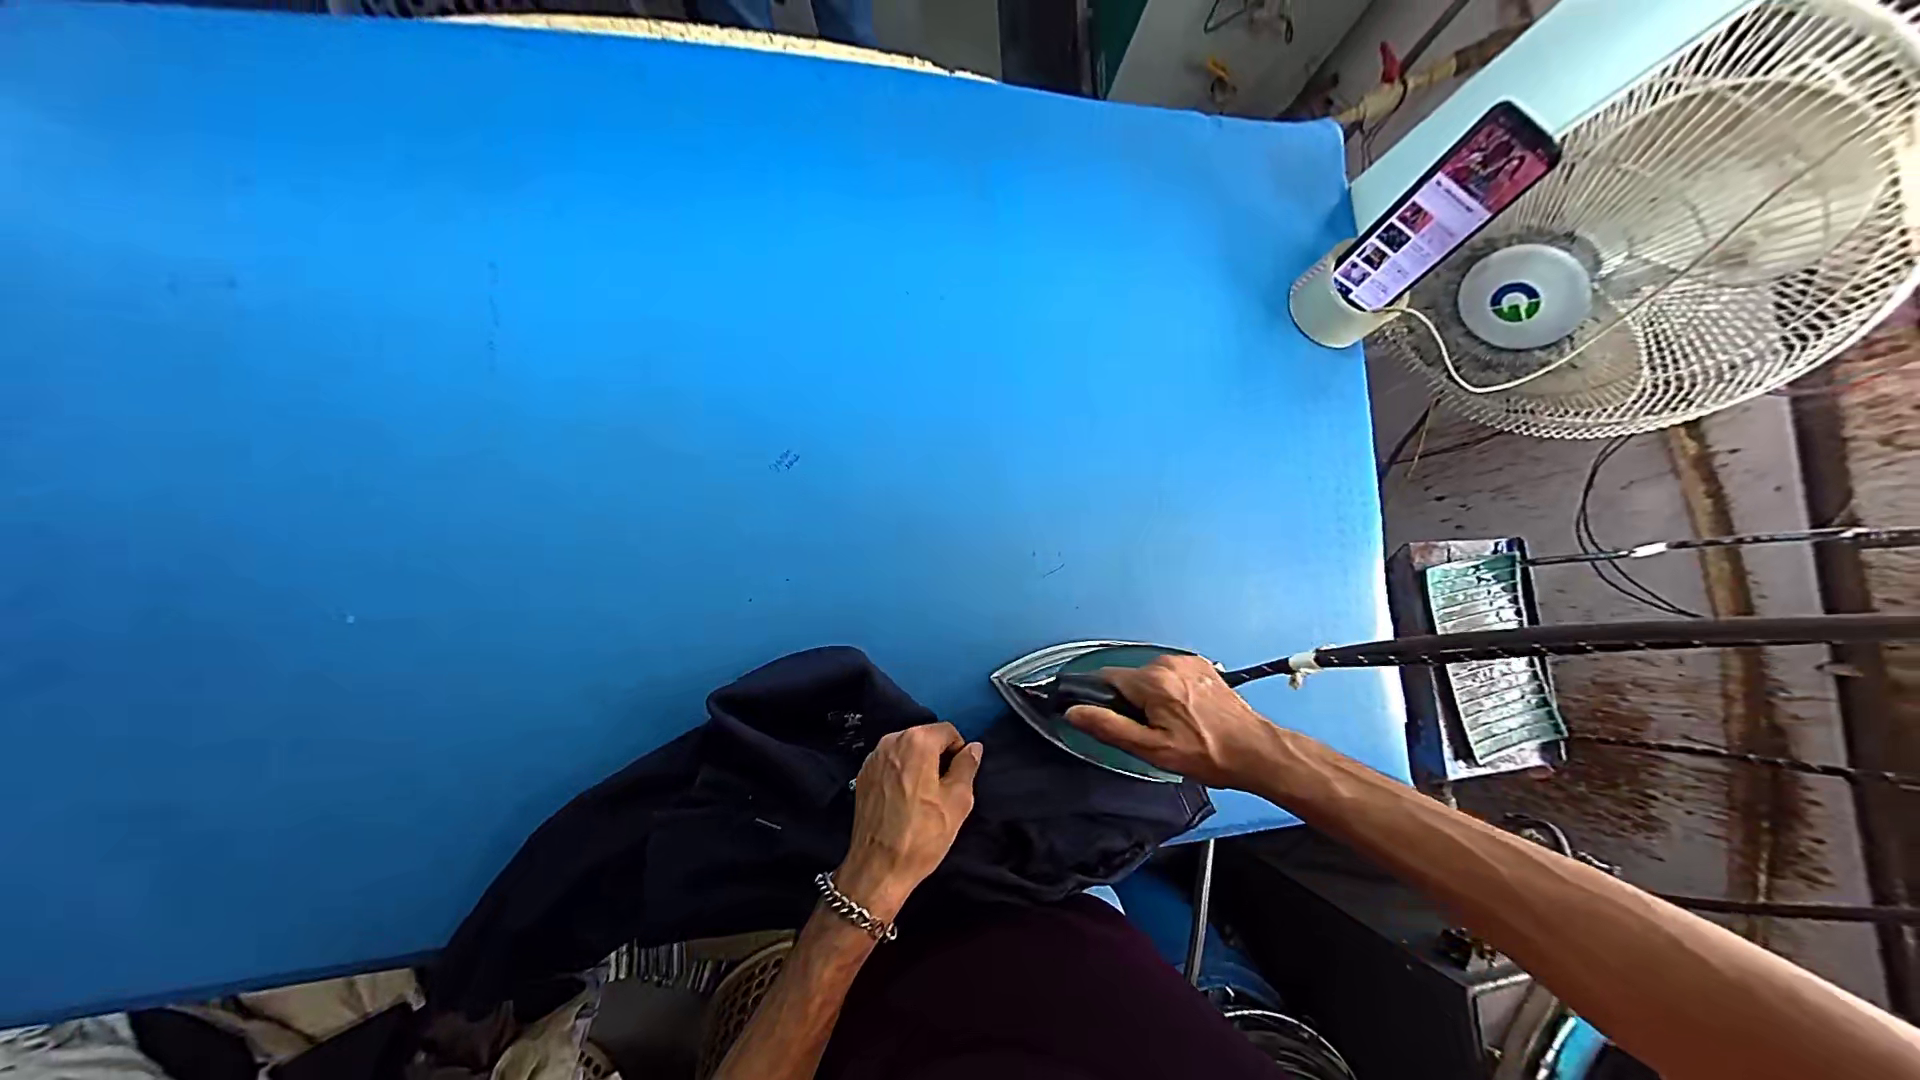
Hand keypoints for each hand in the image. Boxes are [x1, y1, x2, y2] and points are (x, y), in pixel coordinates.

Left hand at [836, 722, 981, 920]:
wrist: (877, 868)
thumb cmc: (922, 834)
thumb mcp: (957, 801)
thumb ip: (967, 766)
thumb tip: (973, 747)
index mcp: (916, 741)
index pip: (948, 731)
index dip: (958, 752)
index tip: (958, 777)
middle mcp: (891, 741)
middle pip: (925, 737)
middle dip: (937, 757)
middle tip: (942, 789)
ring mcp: (873, 757)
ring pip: (907, 750)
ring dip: (919, 764)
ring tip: (922, 796)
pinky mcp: (862, 775)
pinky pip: (890, 763)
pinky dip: (900, 773)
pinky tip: (903, 799)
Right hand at [1063, 654, 1278, 789]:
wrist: (1255, 751)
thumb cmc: (1208, 754)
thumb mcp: (1152, 749)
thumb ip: (1109, 727)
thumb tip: (1075, 712)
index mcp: (1152, 681)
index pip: (1105, 678)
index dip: (1102, 699)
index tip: (1112, 718)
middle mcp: (1167, 663)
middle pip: (1129, 679)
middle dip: (1131, 702)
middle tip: (1151, 731)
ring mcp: (1186, 662)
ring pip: (1149, 677)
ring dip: (1151, 697)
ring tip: (1173, 725)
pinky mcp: (1200, 666)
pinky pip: (1169, 674)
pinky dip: (1169, 690)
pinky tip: (1186, 713)